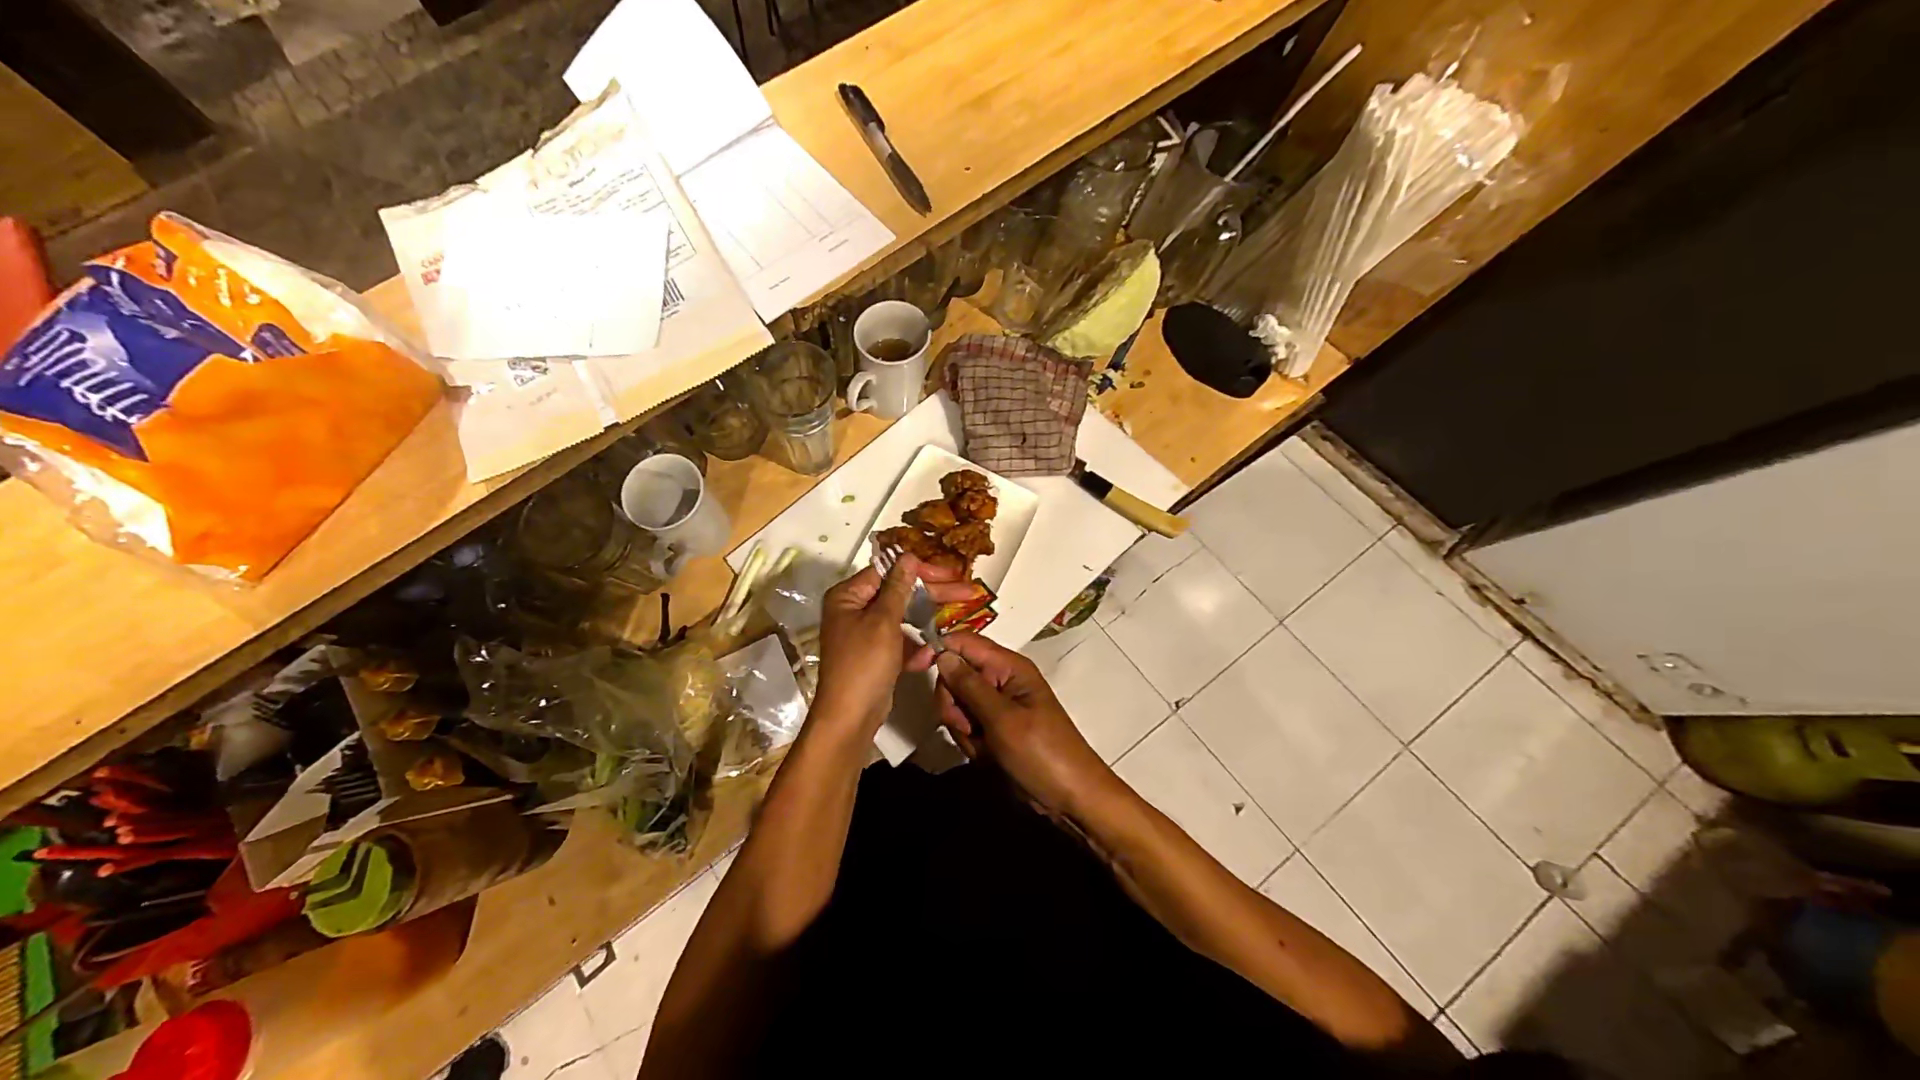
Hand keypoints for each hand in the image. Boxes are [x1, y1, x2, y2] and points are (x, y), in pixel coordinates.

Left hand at [812, 554, 971, 737]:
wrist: (850, 716)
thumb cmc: (864, 664)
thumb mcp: (884, 621)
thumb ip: (898, 588)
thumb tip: (907, 557)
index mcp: (848, 597)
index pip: (887, 572)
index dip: (919, 571)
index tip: (949, 574)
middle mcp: (854, 610)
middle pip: (898, 593)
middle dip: (932, 595)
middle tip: (967, 590)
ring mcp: (865, 634)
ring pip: (903, 618)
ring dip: (926, 622)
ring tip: (957, 617)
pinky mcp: (876, 655)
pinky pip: (900, 642)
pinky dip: (914, 647)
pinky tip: (928, 656)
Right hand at [932, 633, 1118, 817]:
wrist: (1069, 798)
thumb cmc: (1042, 753)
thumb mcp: (1003, 718)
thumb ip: (970, 685)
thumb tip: (943, 654)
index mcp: (1010, 667)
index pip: (964, 643)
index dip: (937, 650)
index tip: (913, 668)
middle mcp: (1001, 681)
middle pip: (954, 676)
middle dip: (953, 704)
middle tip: (968, 726)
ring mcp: (997, 707)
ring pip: (956, 705)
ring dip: (962, 728)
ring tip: (985, 746)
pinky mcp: (994, 730)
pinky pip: (966, 727)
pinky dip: (971, 743)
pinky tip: (988, 757)